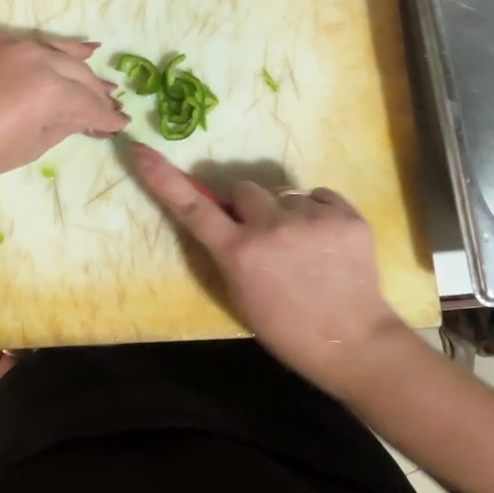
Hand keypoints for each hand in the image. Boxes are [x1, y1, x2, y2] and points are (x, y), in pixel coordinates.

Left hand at [0, 32, 128, 203]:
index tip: (120, 125)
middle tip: (112, 107)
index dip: (106, 118)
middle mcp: (38, 58)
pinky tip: (76, 49)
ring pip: (59, 52)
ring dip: (82, 67)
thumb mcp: (30, 146)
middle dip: (97, 94)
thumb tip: (84, 118)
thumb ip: (64, 125)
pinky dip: (56, 48)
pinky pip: (34, 43)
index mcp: (50, 89)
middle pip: (79, 75)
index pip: (88, 104)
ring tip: (103, 80)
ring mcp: (14, 44)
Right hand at [132, 143, 406, 394]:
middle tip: (264, 234)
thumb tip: (227, 215)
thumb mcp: (241, 294)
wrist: (352, 343)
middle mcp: (270, 227)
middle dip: (250, 206)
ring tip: (304, 246)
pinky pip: (320, 195)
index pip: (192, 207)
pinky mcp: (345, 215)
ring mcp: (311, 218)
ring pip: (286, 194)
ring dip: (287, 212)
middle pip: (247, 189)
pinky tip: (327, 242)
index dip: (164, 178)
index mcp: (238, 253)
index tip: (141, 149)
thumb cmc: (286, 328)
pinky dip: (319, 212)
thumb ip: (229, 251)